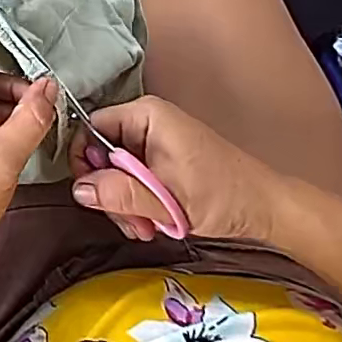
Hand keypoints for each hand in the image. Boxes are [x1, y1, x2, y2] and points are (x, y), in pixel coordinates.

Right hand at [67, 95, 286, 242]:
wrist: (263, 207)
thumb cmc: (222, 194)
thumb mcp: (165, 198)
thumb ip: (120, 193)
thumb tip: (79, 189)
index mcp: (146, 115)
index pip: (91, 126)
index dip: (85, 160)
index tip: (95, 193)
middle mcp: (146, 122)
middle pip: (102, 152)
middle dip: (110, 192)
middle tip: (131, 221)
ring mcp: (154, 140)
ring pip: (115, 171)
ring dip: (124, 203)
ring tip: (146, 226)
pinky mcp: (161, 159)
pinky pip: (133, 178)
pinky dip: (137, 203)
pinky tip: (153, 221)